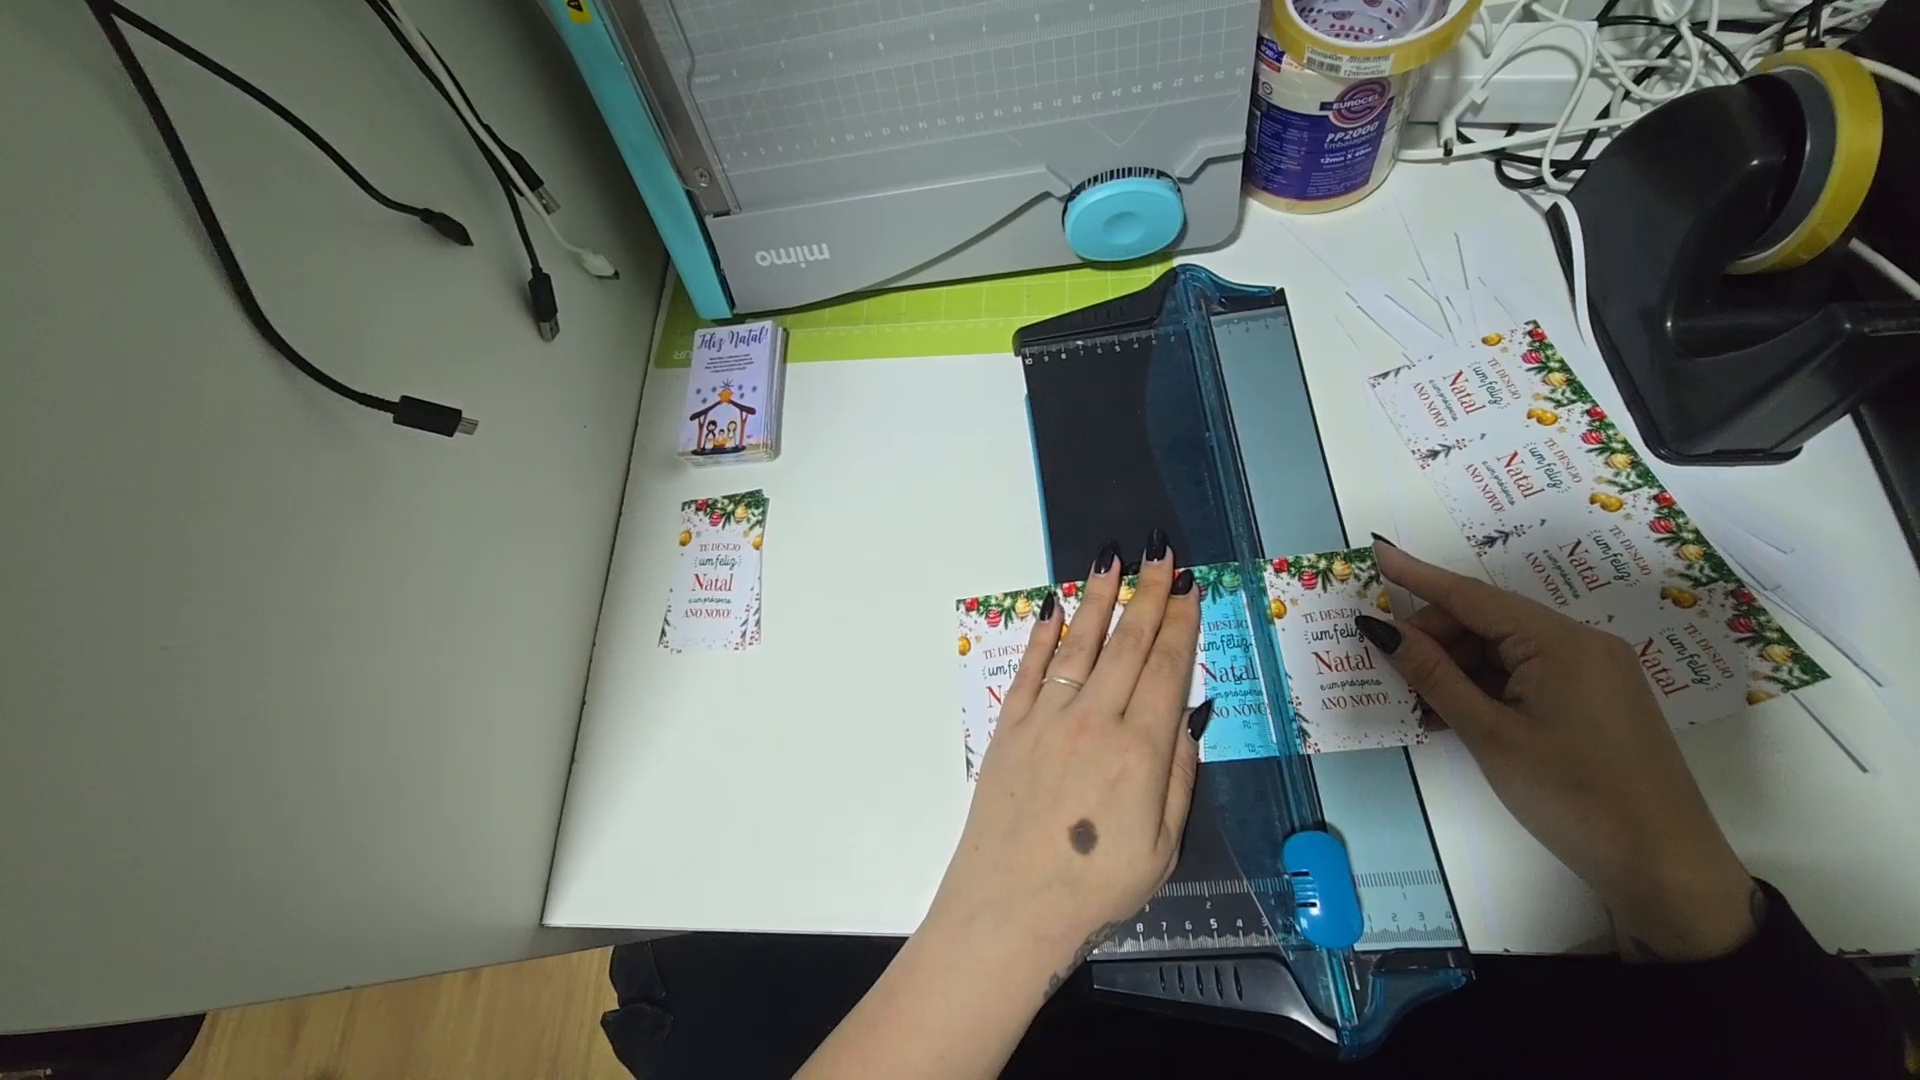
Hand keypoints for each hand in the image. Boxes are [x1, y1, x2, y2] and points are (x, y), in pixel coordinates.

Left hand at [929, 532, 1208, 993]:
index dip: (1181, 624)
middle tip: (1158, 552)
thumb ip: (1179, 773)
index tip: (1190, 587)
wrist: (1009, 907)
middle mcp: (1093, 721)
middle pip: (1127, 645)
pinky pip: (1029, 669)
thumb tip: (1191, 712)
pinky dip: (1043, 635)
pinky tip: (1054, 606)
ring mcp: (1046, 718)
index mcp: (1139, 750)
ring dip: (1097, 598)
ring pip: (1078, 645)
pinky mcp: (1009, 727)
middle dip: (1148, 594)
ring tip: (1110, 559)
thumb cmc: (1094, 887)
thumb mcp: (1162, 846)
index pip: (1166, 670)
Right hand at [1360, 540, 1758, 961]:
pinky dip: (1483, 689)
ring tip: (1415, 703)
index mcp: (1561, 643)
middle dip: (1432, 640)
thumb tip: (1380, 628)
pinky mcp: (1593, 700)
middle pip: (1484, 623)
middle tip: (1386, 669)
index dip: (1417, 575)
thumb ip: (1432, 675)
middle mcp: (1581, 644)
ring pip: (1501, 652)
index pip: (1471, 596)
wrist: (1664, 870)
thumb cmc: (1571, 795)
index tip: (1376, 550)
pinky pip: (1523, 675)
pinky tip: (1450, 715)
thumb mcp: (1490, 734)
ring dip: (1453, 671)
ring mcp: (1591, 672)